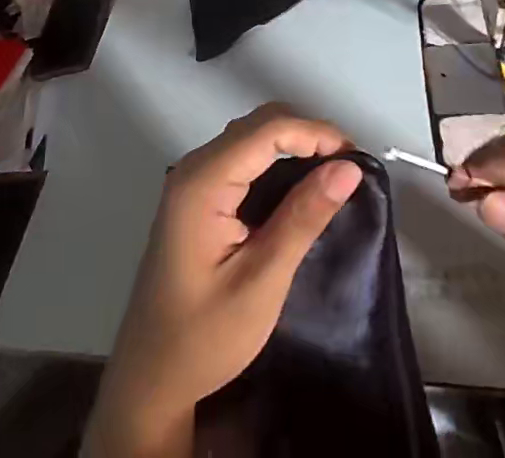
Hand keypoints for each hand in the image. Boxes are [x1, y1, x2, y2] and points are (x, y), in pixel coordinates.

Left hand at [82, 104, 362, 457]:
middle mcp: (193, 170)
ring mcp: (193, 181)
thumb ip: (304, 217)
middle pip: (259, 123)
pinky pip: (244, 157)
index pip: (267, 129)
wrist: (150, 380)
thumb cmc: (204, 337)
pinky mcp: (199, 196)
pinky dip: (279, 159)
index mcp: (202, 184)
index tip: (354, 159)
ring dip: (295, 144)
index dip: (315, 133)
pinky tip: (301, 186)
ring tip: (332, 175)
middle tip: (346, 168)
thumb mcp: (262, 280)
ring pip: (253, 135)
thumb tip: (349, 167)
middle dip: (308, 134)